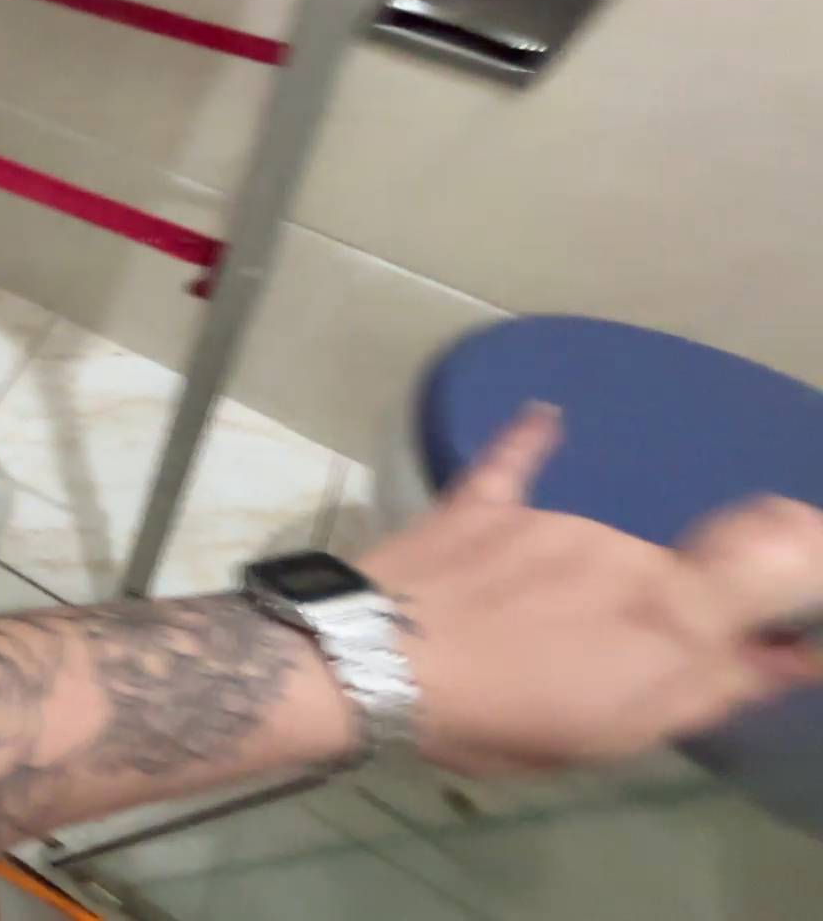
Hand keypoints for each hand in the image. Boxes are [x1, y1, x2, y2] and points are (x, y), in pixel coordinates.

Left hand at [359, 404, 822, 775]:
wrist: (364, 660)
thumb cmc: (493, 716)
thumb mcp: (617, 731)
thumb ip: (711, 684)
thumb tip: (788, 652)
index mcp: (672, 613)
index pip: (784, 555)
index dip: (804, 552)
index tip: (799, 559)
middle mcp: (618, 549)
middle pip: (665, 568)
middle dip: (646, 606)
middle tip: (576, 652)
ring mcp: (541, 521)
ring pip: (590, 541)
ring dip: (571, 574)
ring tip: (508, 618)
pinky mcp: (472, 505)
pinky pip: (510, 462)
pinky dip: (528, 437)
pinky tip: (544, 413)